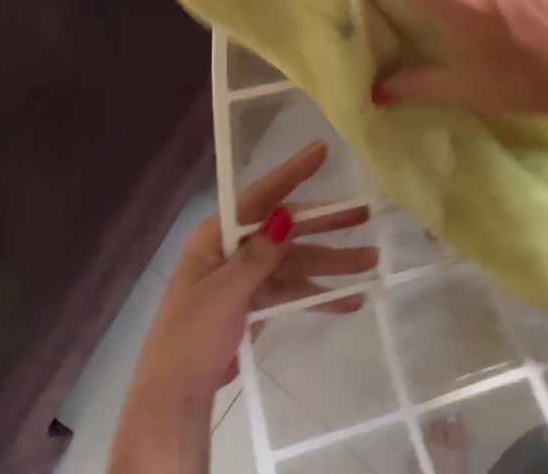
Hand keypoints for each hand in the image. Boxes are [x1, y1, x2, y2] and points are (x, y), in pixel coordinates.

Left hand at [125, 143, 375, 405]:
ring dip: (331, 262)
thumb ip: (258, 256)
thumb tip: (286, 216)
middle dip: (325, 223)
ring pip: (295, 261)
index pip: (260, 197)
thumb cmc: (191, 336)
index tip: (322, 151)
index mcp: (217, 237)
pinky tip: (351, 300)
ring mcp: (246, 278)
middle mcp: (233, 250)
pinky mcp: (256, 304)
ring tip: (372, 262)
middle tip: (365, 212)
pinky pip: (292, 291)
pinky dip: (319, 295)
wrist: (176, 395)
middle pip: (285, 229)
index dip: (292, 173)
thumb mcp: (225, 293)